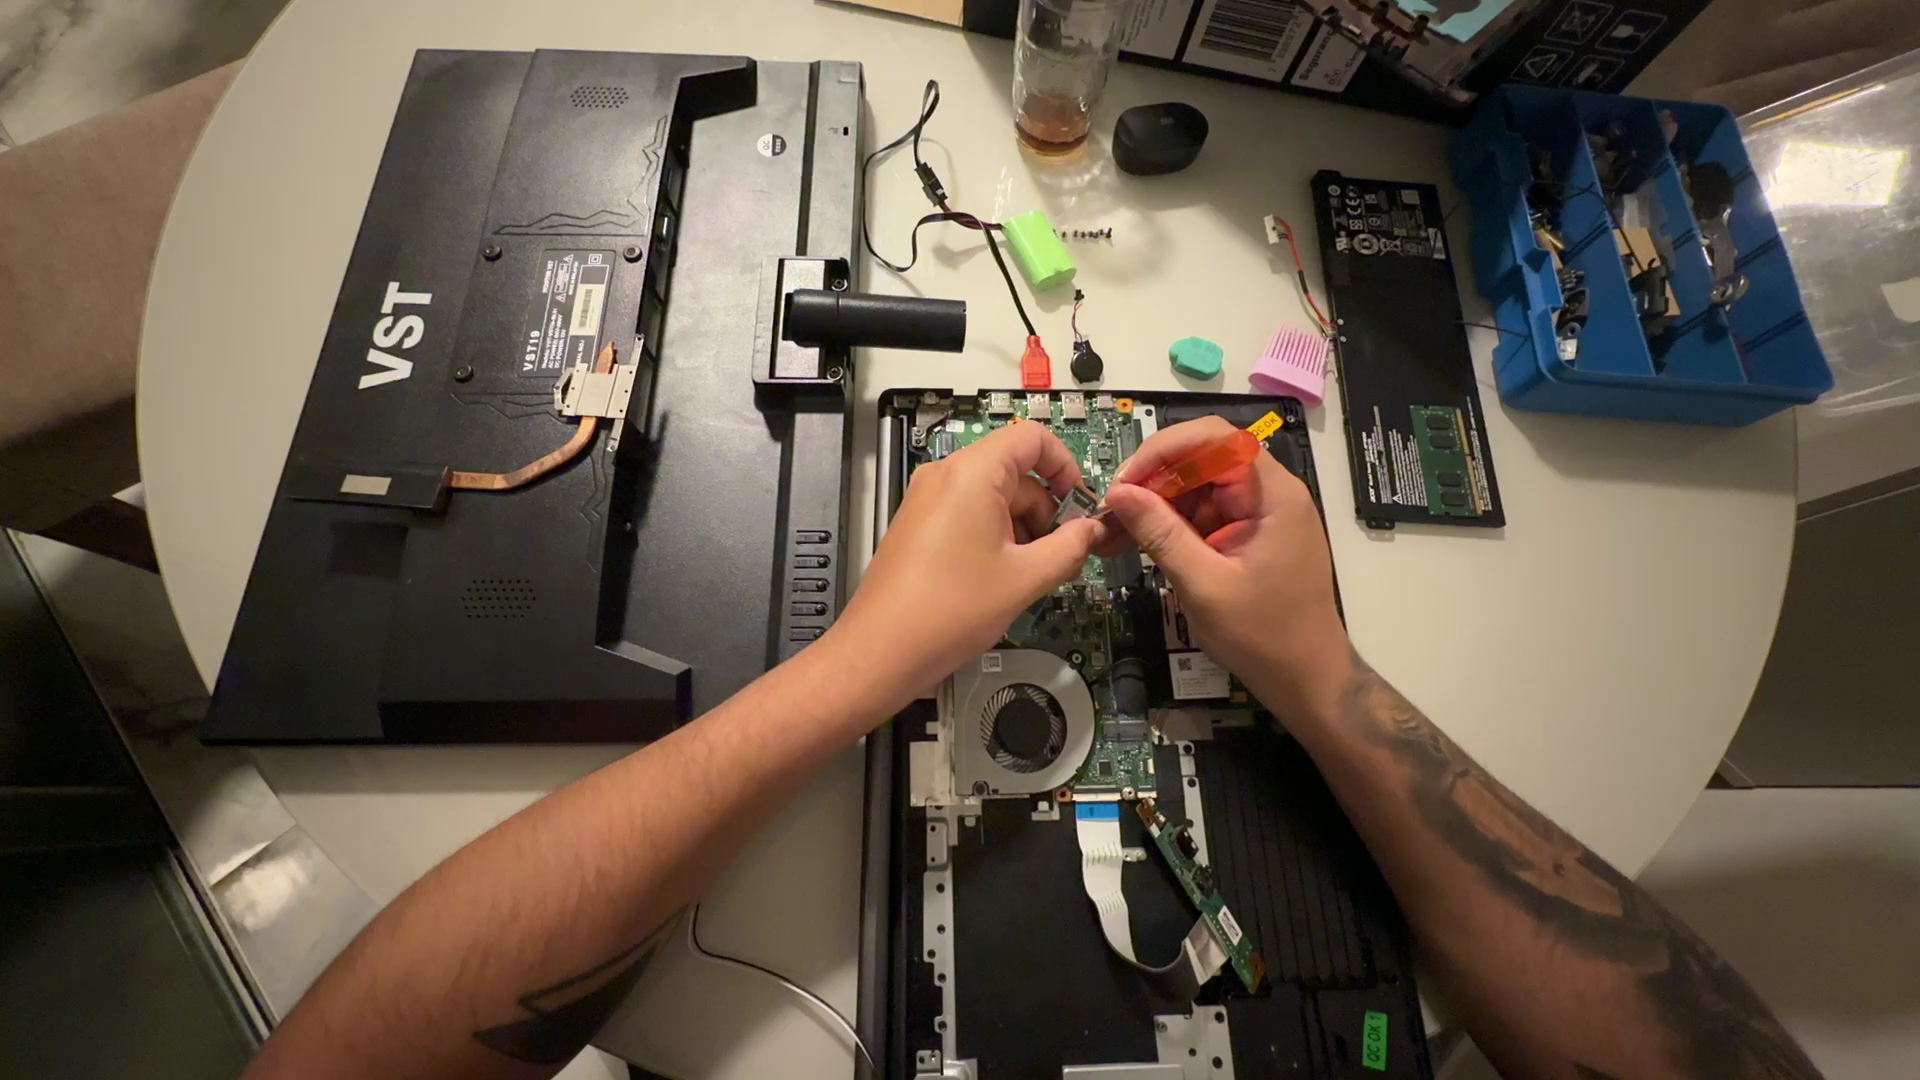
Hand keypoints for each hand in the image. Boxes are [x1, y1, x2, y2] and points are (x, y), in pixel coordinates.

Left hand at [832, 420, 1106, 704]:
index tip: (1080, 504)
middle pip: (1014, 471)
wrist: (881, 651)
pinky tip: (1004, 577)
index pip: (1031, 437)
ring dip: (1023, 528)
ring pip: (993, 497)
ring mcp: (927, 501)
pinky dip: (996, 536)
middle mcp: (945, 476)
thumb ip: (1070, 548)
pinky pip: (970, 514)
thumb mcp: (1025, 579)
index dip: (1065, 465)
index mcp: (971, 473)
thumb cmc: (949, 611)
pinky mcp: (919, 526)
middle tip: (1063, 554)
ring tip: (1033, 574)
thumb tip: (1092, 531)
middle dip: (1046, 509)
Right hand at [1100, 416, 1349, 722]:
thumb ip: (1160, 534)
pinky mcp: (1241, 533)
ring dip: (1152, 506)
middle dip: (1152, 481)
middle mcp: (1266, 493)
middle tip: (1111, 512)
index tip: (1127, 479)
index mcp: (1271, 494)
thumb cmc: (1263, 635)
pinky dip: (1165, 526)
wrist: (1303, 678)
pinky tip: (1133, 544)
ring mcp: (1254, 513)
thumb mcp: (1203, 584)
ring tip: (1112, 534)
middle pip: (1200, 460)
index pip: (1216, 438)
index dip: (1166, 448)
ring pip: (1193, 487)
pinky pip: (1197, 514)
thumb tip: (1117, 493)